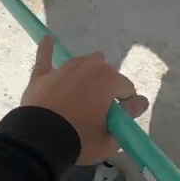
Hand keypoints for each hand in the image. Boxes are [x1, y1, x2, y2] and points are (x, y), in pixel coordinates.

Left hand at [20, 37, 148, 163]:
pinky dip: (47, 50)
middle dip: (105, 87)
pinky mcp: (41, 76)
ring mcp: (63, 69)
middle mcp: (87, 67)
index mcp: (108, 80)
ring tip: (82, 92)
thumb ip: (128, 118)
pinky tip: (48, 40)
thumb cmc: (80, 140)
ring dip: (85, 74)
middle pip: (104, 73)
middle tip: (97, 111)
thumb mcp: (110, 138)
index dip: (125, 104)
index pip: (126, 88)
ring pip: (81, 63)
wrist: (39, 141)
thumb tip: (140, 102)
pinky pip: (45, 58)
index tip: (118, 119)